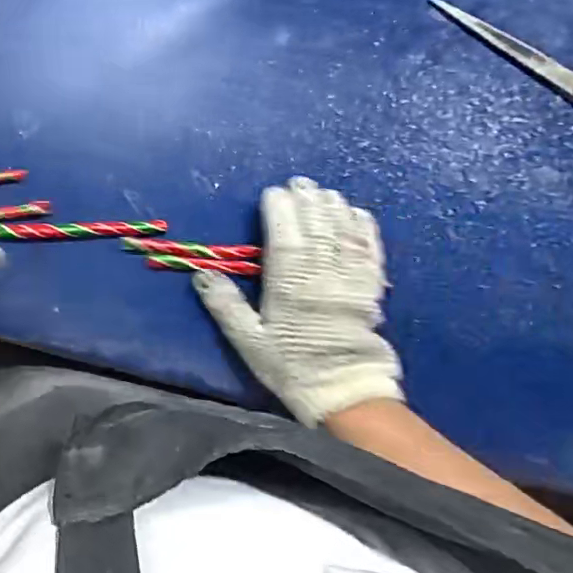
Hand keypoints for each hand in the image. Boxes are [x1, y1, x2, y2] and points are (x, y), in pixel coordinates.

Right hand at [192, 176, 403, 424]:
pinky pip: (369, 252)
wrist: (343, 391)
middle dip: (307, 203)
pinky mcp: (370, 290)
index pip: (285, 240)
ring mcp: (350, 282)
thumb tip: (203, 273)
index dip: (280, 213)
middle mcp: (322, 278)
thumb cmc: (289, 364)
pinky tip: (357, 214)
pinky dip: (364, 230)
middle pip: (316, 231)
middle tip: (299, 182)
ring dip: (333, 210)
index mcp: (289, 287)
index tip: (273, 192)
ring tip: (323, 191)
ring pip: (343, 236)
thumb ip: (225, 304)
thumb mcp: (247, 338)